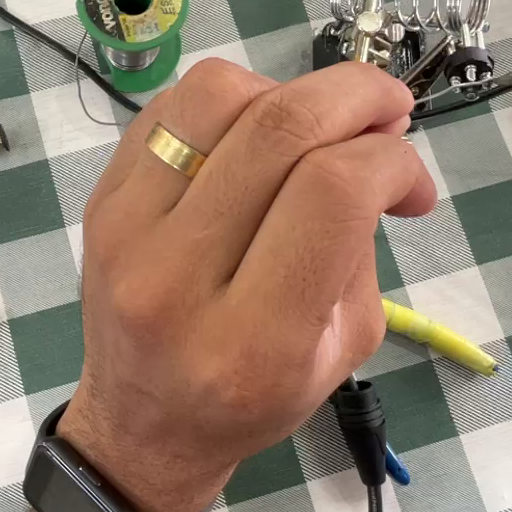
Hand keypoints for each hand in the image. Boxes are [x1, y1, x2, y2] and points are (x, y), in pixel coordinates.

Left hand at [60, 60, 436, 511]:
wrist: (142, 423)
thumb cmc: (250, 402)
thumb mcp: (339, 352)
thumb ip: (361, 247)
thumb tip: (379, 150)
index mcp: (249, 339)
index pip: (331, 192)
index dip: (391, 159)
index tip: (409, 181)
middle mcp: (174, 275)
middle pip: (277, 128)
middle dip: (355, 96)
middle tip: (389, 109)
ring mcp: (124, 228)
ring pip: (215, 95)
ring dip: (287, 89)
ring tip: (315, 125)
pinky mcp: (101, 199)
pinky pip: (171, 105)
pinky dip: (232, 99)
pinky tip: (255, 134)